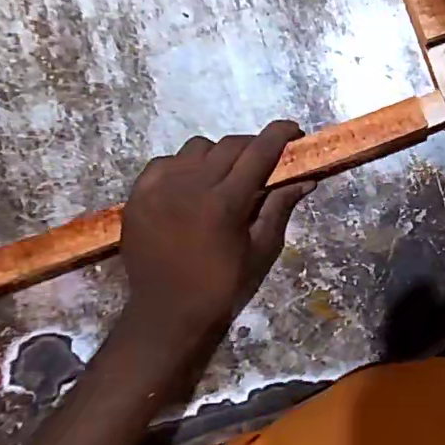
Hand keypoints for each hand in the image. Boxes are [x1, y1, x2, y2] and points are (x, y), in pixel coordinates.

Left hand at [117, 122, 315, 343]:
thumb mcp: (262, 249)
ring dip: (219, 154)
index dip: (280, 134)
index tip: (293, 129)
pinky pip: (166, 162)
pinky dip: (184, 165)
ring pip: (198, 148)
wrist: (165, 315)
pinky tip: (192, 184)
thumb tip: (306, 179)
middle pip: (231, 144)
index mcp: (225, 202)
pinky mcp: (138, 196)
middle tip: (264, 161)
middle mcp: (191, 187)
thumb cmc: (223, 286)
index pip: (259, 151)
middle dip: (254, 146)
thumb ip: (280, 207)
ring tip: (226, 174)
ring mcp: (159, 189)